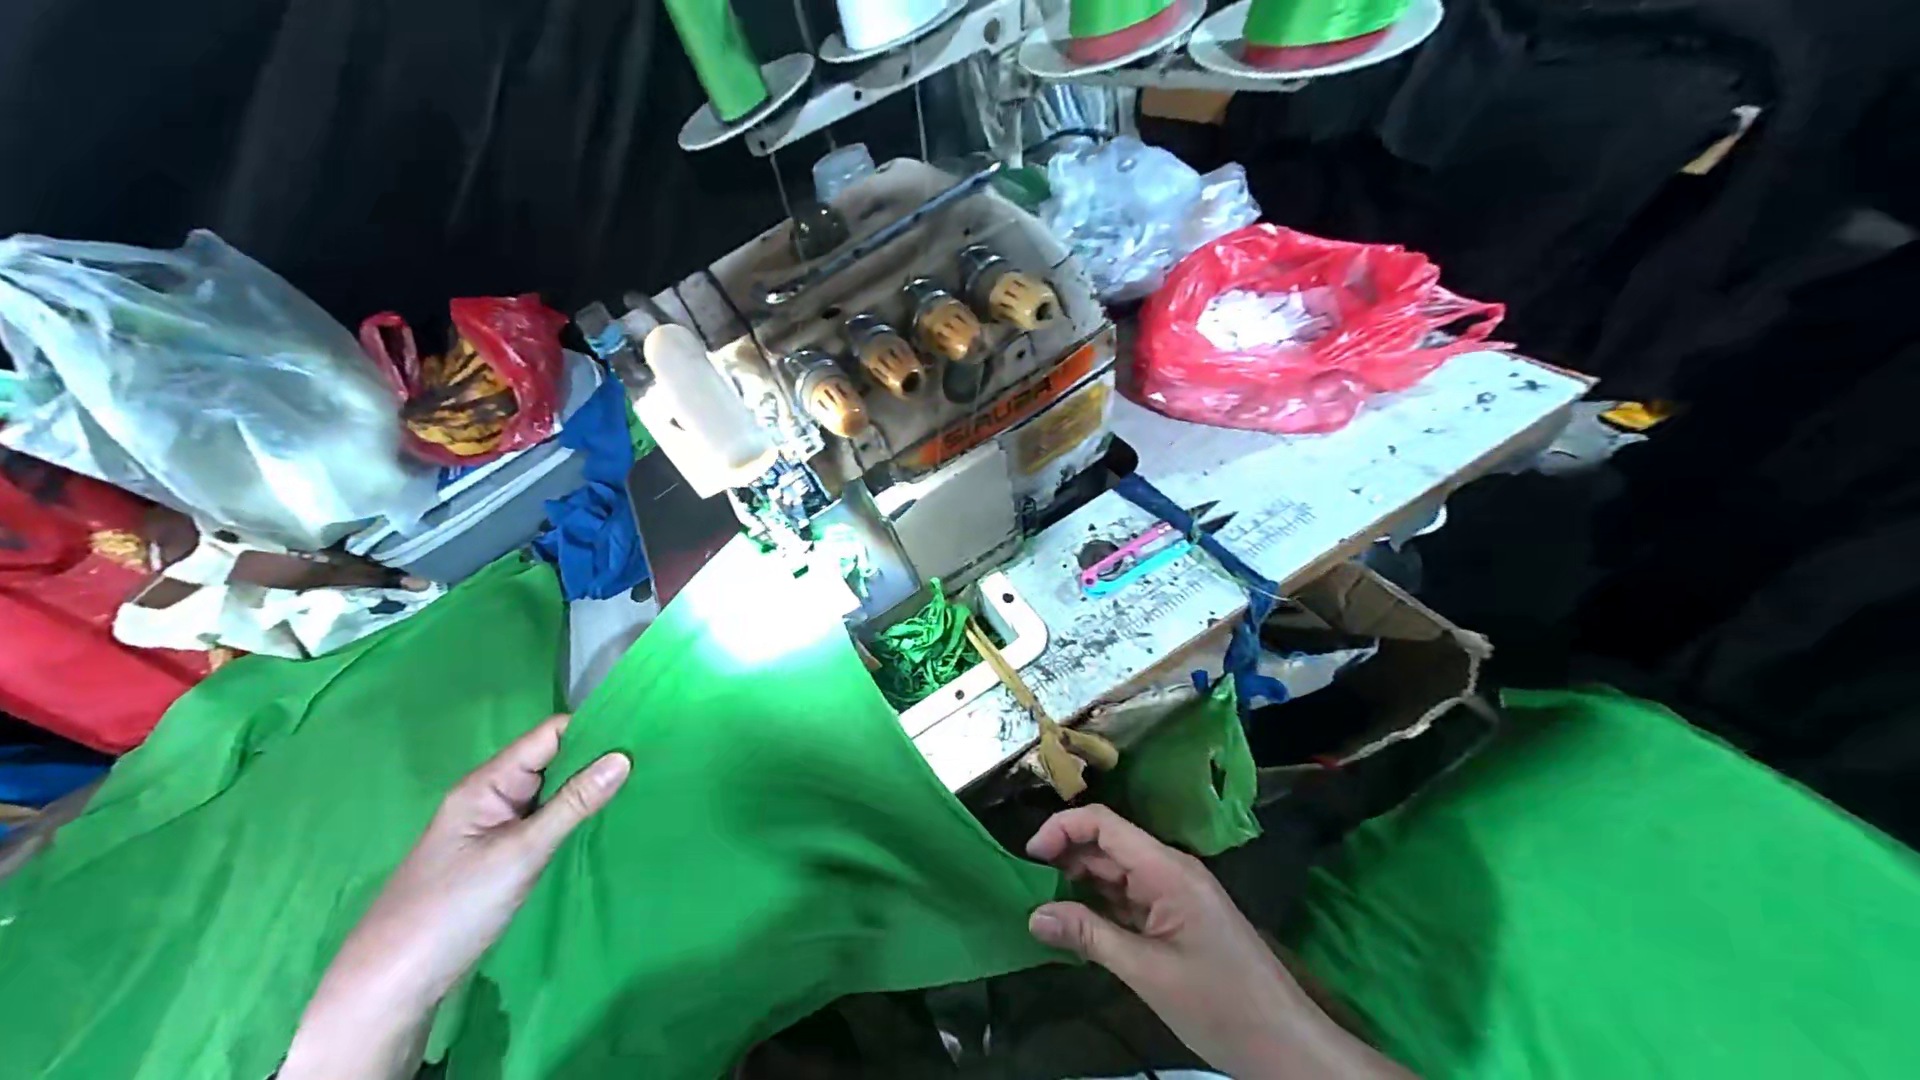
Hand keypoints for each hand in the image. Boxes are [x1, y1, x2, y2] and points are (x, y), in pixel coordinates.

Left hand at [281, 714, 629, 1079]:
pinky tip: (604, 817)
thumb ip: (574, 803)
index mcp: (489, 783)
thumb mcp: (521, 853)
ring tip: (640, 781)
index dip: (594, 727)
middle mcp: (494, 794)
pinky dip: (575, 812)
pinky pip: (546, 817)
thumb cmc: (453, 909)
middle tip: (652, 757)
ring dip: (588, 785)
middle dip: (598, 756)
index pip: (551, 734)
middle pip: (554, 758)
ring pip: (553, 789)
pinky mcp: (502, 851)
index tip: (642, 731)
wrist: (391, 988)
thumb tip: (625, 756)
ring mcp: (497, 824)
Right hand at [1025, 806, 1412, 1079]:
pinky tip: (1076, 923)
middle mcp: (1168, 869)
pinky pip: (1128, 897)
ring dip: (1079, 884)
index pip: (1103, 823)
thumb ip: (1090, 936)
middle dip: (1064, 857)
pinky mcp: (1175, 915)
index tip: (1029, 857)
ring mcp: (1173, 892)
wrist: (1290, 1048)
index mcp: (1165, 868)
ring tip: (1043, 905)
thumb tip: (1034, 915)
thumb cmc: (1222, 1006)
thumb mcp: (1148, 973)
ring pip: (1114, 872)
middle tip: (1027, 887)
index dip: (1062, 829)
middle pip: (1106, 844)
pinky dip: (1100, 906)